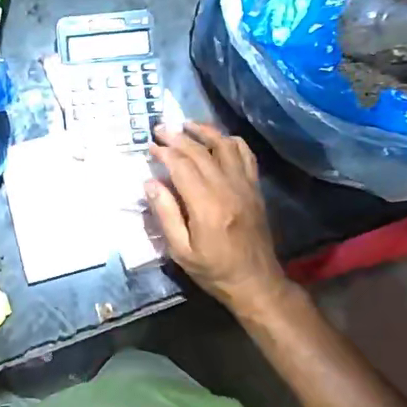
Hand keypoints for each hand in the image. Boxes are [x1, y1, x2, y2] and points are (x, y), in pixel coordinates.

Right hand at [146, 123, 292, 318]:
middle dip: (178, 137)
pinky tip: (218, 139)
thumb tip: (150, 183)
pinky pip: (245, 155)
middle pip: (200, 152)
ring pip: (225, 146)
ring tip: (186, 124)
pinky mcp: (255, 188)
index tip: (150, 146)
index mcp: (206, 206)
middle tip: (160, 129)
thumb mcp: (180, 251)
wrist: (256, 282)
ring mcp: (245, 186)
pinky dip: (231, 141)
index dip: (164, 152)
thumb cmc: (214, 271)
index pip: (182, 166)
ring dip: (204, 131)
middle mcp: (227, 189)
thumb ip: (165, 214)